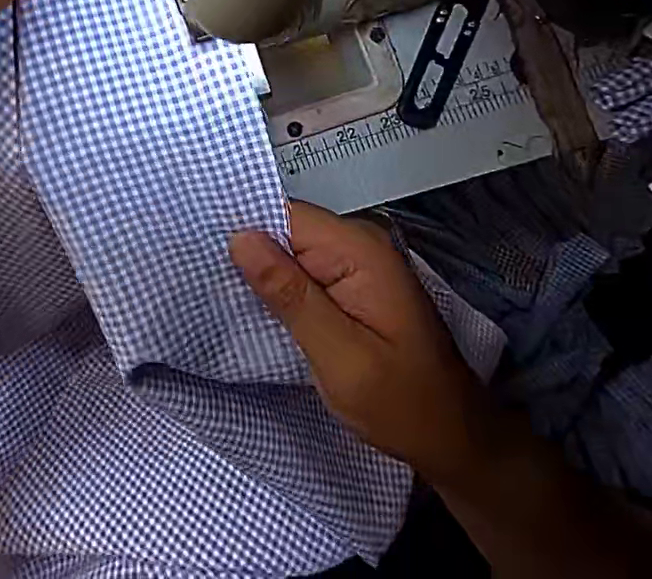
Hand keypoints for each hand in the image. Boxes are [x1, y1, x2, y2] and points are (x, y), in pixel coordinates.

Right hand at [229, 202, 494, 483]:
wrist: (451, 436)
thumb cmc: (400, 402)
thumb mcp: (340, 356)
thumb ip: (289, 294)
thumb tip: (240, 238)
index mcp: (359, 248)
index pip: (285, 215)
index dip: (244, 229)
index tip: (199, 247)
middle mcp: (358, 240)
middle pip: (285, 226)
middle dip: (248, 249)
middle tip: (201, 273)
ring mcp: (355, 258)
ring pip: (289, 246)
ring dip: (260, 268)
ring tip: (218, 286)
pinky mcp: (349, 278)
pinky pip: (302, 265)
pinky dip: (278, 282)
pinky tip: (253, 300)